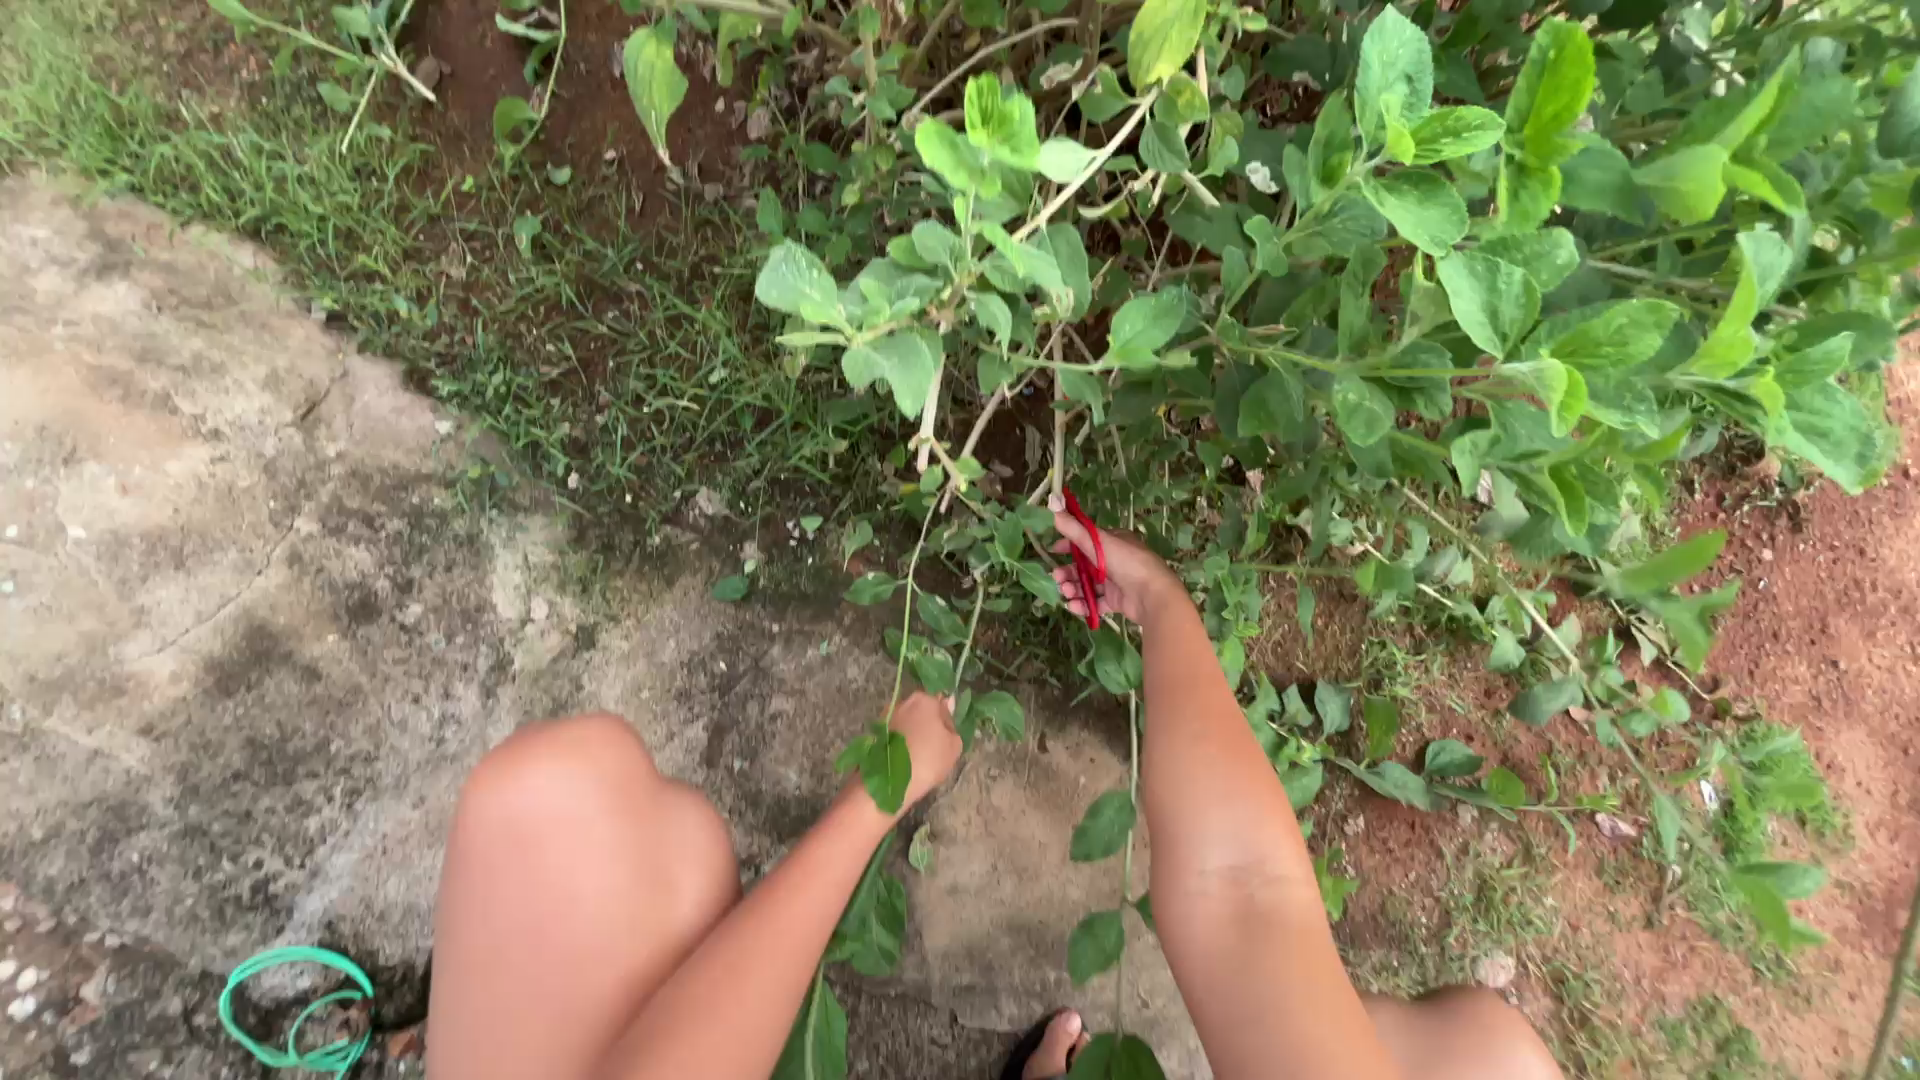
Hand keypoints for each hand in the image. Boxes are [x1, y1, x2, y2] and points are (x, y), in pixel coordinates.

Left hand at [890, 691, 962, 811]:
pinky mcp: (874, 733)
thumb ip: (952, 728)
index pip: (941, 708)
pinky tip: (903, 761)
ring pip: (906, 724)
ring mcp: (885, 717)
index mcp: (924, 700)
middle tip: (932, 750)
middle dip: (927, 727)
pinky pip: (894, 736)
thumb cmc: (928, 759)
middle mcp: (902, 702)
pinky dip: (899, 744)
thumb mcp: (953, 747)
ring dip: (911, 736)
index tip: (946, 742)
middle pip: (921, 713)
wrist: (890, 781)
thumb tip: (946, 718)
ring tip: (916, 758)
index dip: (946, 725)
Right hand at [1050, 512, 1185, 627]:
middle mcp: (1115, 560)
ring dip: (1073, 588)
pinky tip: (1073, 606)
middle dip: (1068, 572)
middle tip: (1057, 578)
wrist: (1152, 595)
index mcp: (1113, 542)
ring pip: (1088, 585)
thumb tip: (1052, 503)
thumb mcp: (1098, 542)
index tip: (1053, 552)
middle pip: (1084, 566)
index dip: (1068, 546)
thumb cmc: (1126, 562)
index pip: (1086, 541)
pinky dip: (1084, 605)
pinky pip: (1096, 602)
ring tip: (1066, 593)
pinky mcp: (1117, 601)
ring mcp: (1116, 582)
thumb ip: (1074, 528)